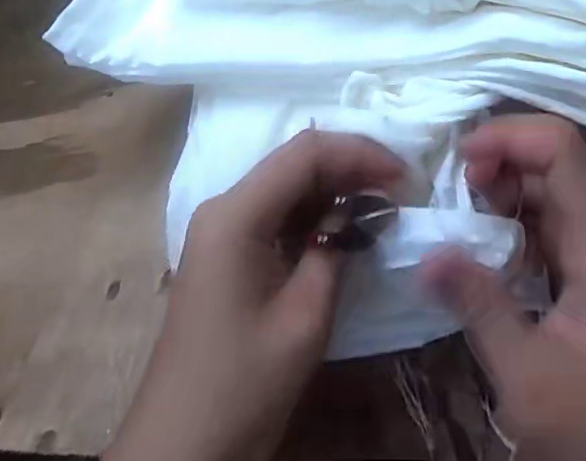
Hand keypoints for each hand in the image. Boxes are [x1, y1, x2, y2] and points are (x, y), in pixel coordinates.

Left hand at [108, 129, 405, 460]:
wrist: (183, 443)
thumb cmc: (243, 385)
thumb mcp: (304, 318)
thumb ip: (335, 249)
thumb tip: (363, 208)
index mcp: (236, 214)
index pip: (304, 154)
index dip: (358, 153)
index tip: (403, 177)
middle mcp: (224, 206)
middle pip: (293, 163)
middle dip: (349, 167)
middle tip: (399, 190)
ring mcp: (222, 226)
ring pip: (286, 184)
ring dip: (334, 188)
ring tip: (382, 203)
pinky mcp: (227, 248)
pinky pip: (275, 212)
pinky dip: (313, 212)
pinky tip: (345, 224)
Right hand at [419, 115, 585, 460]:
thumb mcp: (528, 376)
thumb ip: (480, 306)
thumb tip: (428, 253)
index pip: (563, 151)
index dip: (511, 136)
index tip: (463, 160)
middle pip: (553, 159)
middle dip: (499, 156)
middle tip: (455, 191)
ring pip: (546, 186)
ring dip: (500, 185)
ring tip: (463, 214)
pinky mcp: (582, 273)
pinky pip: (543, 218)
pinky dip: (507, 214)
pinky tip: (483, 244)